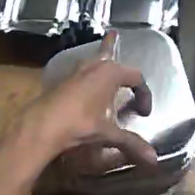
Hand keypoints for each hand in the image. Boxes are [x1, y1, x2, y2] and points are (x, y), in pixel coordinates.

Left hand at [0, 32, 158, 178]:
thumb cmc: (80, 124)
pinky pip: (79, 73)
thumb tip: (153, 160)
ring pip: (91, 61)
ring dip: (98, 60)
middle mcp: (93, 67)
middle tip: (114, 34)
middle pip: (108, 54)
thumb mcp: (108, 134)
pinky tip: (83, 83)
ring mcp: (74, 73)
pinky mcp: (60, 83)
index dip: (144, 93)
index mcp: (110, 74)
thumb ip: (131, 143)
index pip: (136, 77)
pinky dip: (86, 74)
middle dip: (112, 46)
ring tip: (100, 56)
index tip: (143, 112)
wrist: (42, 125)